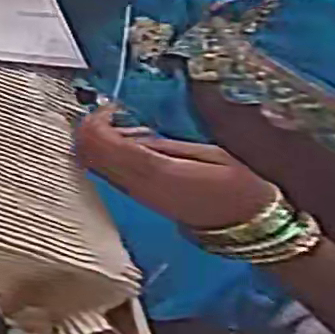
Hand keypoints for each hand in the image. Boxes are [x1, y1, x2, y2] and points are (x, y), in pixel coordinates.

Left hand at [76, 105, 278, 229]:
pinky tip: (127, 146)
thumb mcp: (212, 155)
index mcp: (155, 169)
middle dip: (91, 127)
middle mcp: (135, 182)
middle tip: (111, 115)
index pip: (104, 141)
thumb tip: (136, 135)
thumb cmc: (238, 188)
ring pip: (90, 161)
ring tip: (125, 130)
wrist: (246, 226)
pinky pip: (103, 170)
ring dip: (96, 140)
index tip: (111, 107)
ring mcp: (131, 191)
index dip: (99, 120)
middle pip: (88, 150)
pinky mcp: (133, 196)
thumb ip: (167, 144)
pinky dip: (102, 153)